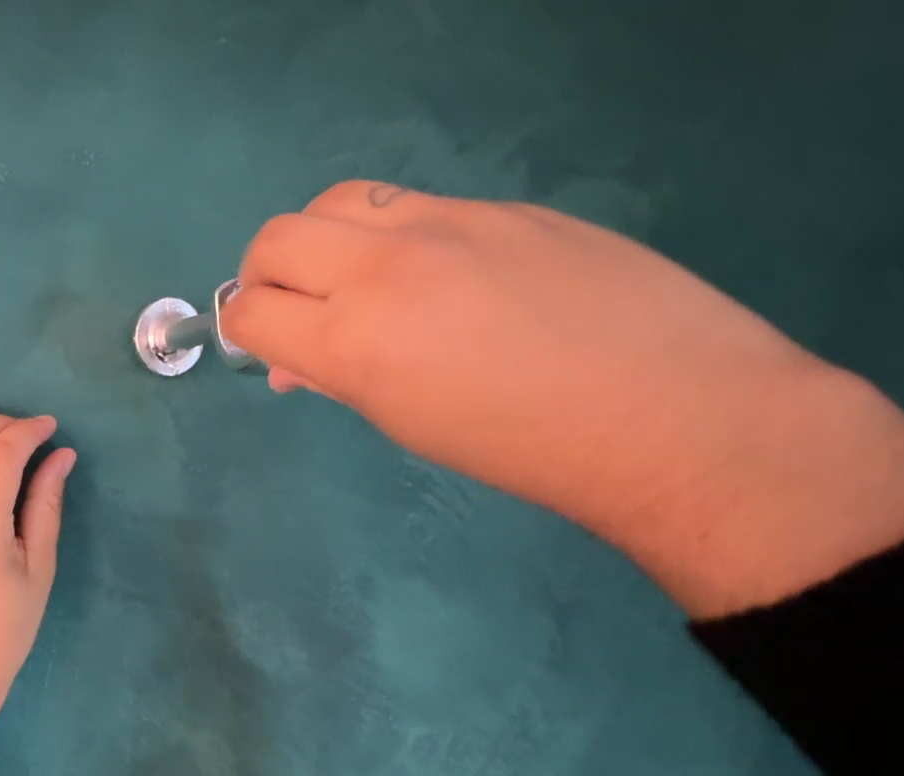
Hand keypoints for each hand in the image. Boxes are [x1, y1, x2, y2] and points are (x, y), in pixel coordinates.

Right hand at [223, 180, 903, 616]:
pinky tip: (440, 279)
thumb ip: (335, 375)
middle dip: (263, 274)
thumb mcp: (402, 420)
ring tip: (352, 279)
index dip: (240, 328)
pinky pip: (415, 207)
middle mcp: (384, 268)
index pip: (251, 311)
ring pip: (341, 203)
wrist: (663, 412)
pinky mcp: (500, 206)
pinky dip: (395, 240)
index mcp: (352, 342)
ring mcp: (447, 224)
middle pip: (277, 238)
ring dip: (323, 241)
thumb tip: (296, 362)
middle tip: (289, 306)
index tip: (256, 342)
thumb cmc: (516, 445)